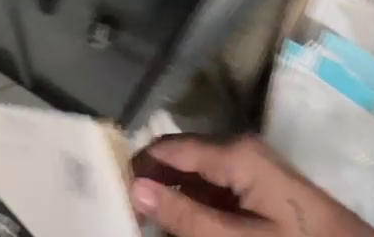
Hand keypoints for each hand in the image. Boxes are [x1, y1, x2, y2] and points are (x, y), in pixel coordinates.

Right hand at [131, 135, 373, 236]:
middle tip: (128, 212)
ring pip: (198, 175)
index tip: (110, 189)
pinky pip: (218, 188)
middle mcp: (240, 148)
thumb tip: (135, 186)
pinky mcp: (263, 187)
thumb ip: (187, 216)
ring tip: (151, 221)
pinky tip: (187, 225)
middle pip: (182, 158)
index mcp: (234, 152)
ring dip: (175, 197)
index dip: (138, 167)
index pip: (169, 148)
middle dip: (154, 183)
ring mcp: (253, 167)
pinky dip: (198, 205)